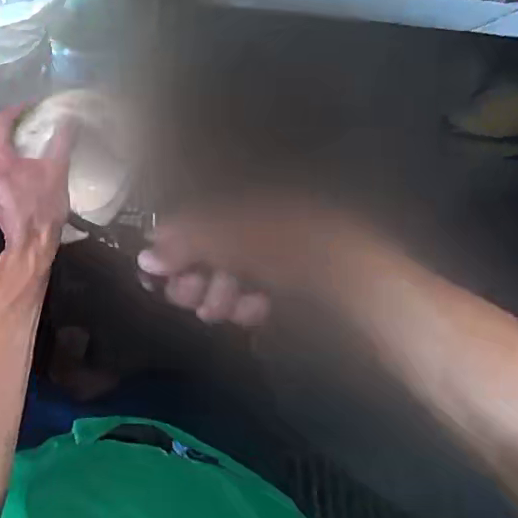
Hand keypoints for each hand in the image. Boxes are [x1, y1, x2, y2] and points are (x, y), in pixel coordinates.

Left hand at [0, 104, 75, 258]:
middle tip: (39, 119)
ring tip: (38, 137)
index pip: (0, 121)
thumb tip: (70, 120)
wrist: (31, 244)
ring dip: (17, 141)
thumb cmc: (42, 207)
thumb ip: (62, 141)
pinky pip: (1, 164)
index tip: (34, 105)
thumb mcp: (57, 170)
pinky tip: (32, 160)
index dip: (17, 109)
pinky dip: (15, 156)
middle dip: (18, 124)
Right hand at [137, 199, 392, 326]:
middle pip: (213, 248)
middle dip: (195, 275)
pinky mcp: (299, 287)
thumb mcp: (234, 242)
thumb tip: (143, 255)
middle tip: (186, 299)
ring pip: (234, 275)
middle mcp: (265, 223)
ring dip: (219, 295)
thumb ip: (186, 245)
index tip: (155, 272)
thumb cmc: (298, 255)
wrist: (374, 295)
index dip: (174, 243)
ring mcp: (284, 256)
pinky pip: (260, 293)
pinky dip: (250, 305)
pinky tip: (254, 314)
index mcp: (252, 203)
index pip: (198, 218)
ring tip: (221, 313)